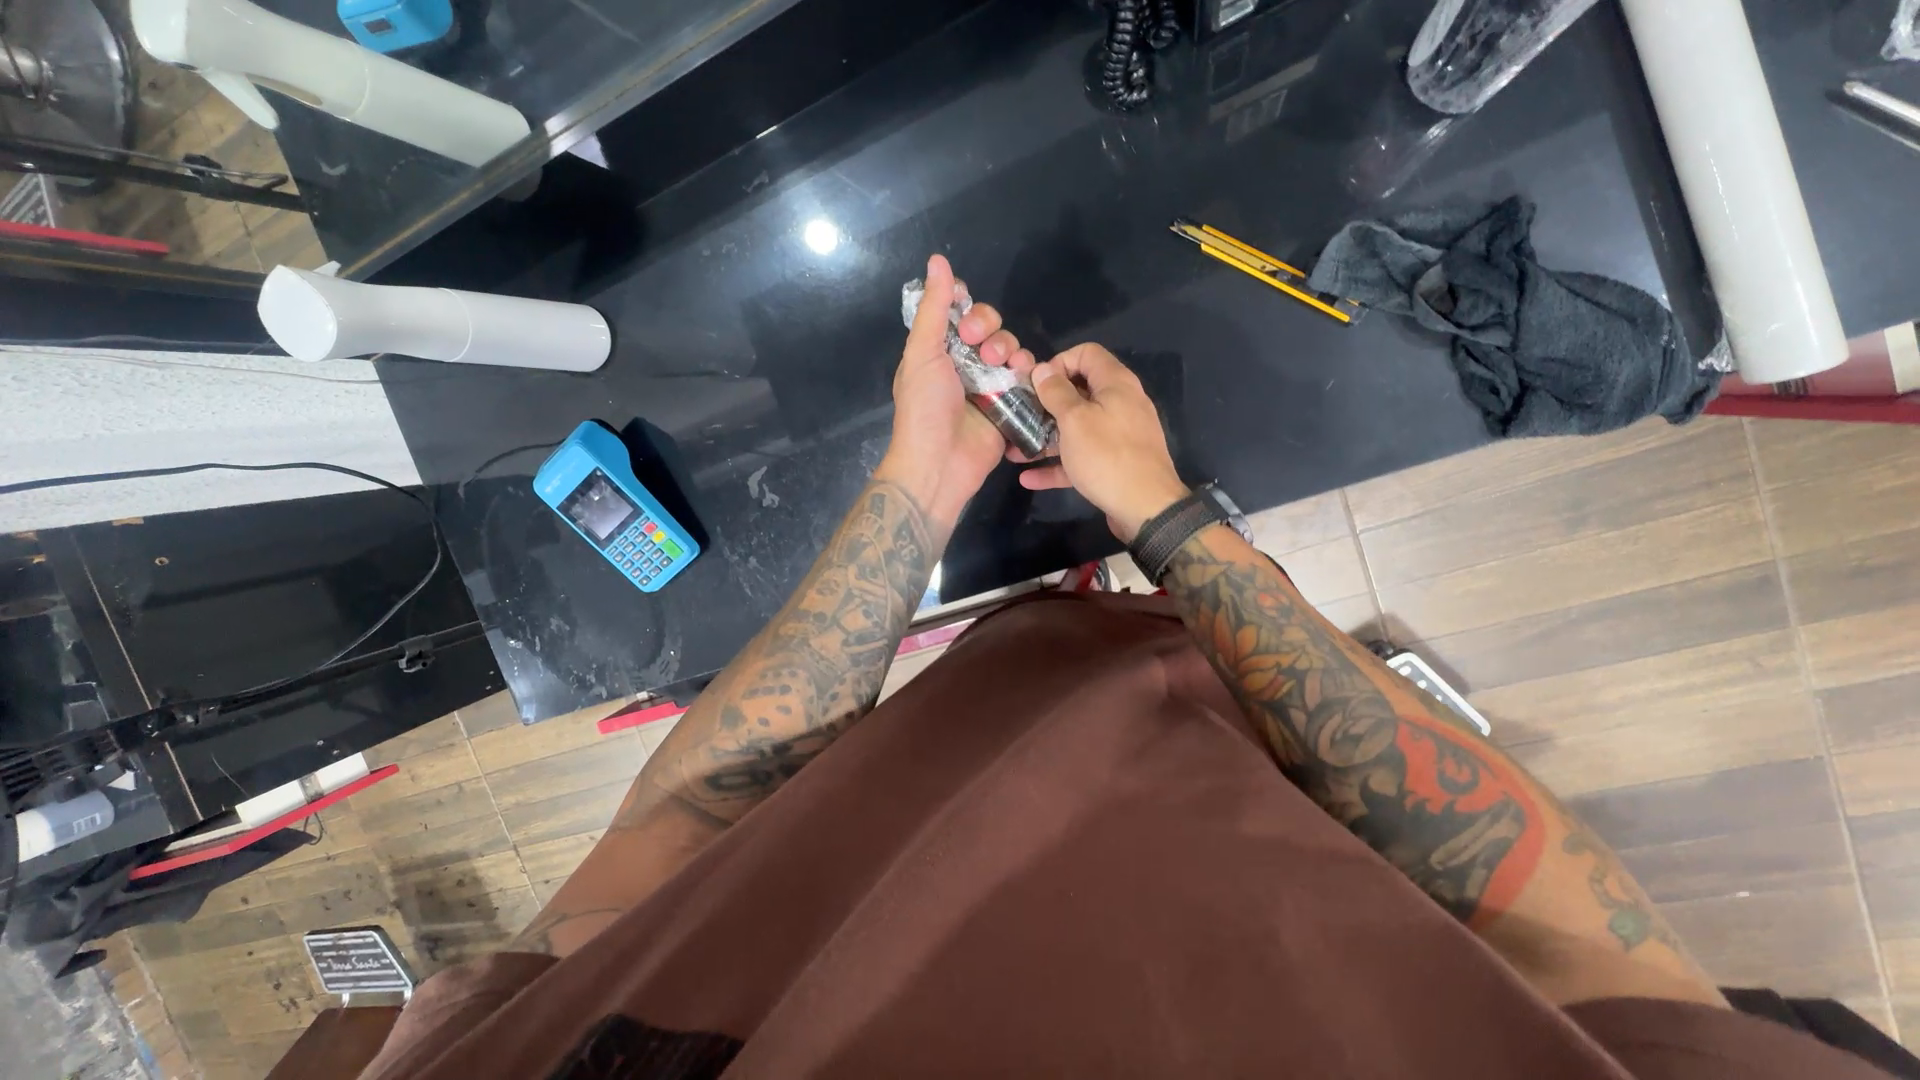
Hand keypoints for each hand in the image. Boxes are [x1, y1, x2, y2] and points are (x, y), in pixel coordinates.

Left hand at [875, 254, 1035, 532]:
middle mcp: (965, 365)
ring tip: (1002, 366)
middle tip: (980, 346)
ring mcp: (988, 386)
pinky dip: (1028, 372)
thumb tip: (937, 260)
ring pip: (1012, 349)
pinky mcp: (1010, 407)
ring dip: (1010, 349)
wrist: (939, 463)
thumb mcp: (922, 353)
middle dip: (990, 328)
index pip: (960, 313)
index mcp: (938, 351)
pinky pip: (1027, 379)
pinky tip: (1022, 376)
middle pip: (991, 327)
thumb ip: (934, 308)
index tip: (965, 316)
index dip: (967, 306)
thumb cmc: (923, 408)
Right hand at [1022, 343, 1188, 541]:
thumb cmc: (1107, 456)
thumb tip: (1043, 369)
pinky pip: (1081, 456)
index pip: (1086, 354)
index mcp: (1116, 384)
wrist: (1147, 509)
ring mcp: (1118, 435)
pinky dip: (1058, 464)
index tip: (1035, 384)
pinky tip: (1029, 478)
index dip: (1058, 362)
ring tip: (1015, 449)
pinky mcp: (1113, 463)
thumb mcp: (1075, 420)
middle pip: (1079, 392)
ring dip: (1046, 437)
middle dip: (1046, 404)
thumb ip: (1056, 392)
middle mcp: (1120, 403)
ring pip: (1077, 428)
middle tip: (1019, 416)